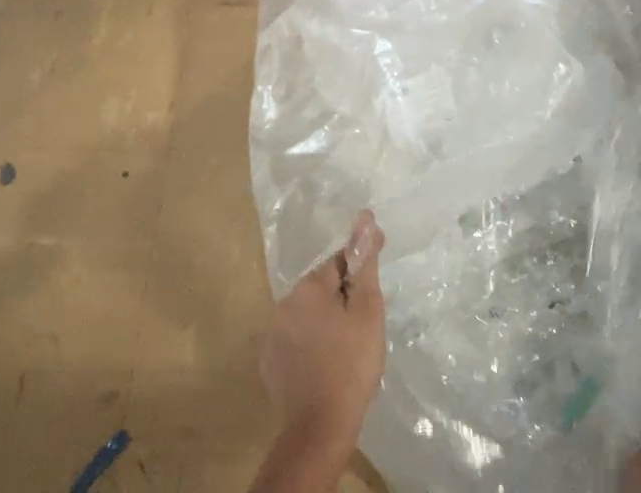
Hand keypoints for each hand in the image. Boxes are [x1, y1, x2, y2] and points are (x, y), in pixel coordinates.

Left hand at [258, 210, 387, 446]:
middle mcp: (282, 303)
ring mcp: (270, 333)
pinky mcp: (267, 359)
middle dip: (341, 297)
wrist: (321, 424)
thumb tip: (365, 217)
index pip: (339, 263)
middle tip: (364, 323)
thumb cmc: (352, 362)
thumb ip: (365, 262)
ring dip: (325, 318)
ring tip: (347, 343)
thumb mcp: (368, 309)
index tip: (374, 289)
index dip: (359, 272)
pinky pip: (293, 336)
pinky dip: (309, 340)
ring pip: (306, 312)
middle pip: (320, 287)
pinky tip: (325, 359)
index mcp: (308, 287)